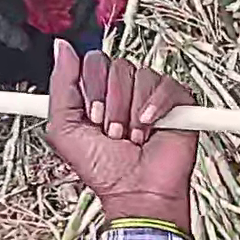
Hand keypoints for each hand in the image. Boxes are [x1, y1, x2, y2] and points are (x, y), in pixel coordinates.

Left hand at [47, 40, 196, 227]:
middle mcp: (125, 92)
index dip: (92, 88)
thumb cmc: (103, 170)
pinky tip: (150, 127)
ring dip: (131, 112)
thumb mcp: (64, 129)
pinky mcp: (178, 104)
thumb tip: (62, 47)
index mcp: (99, 94)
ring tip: (133, 137)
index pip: (93, 62)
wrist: (135, 192)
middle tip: (113, 132)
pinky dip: (156, 106)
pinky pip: (167, 85)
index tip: (92, 118)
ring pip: (140, 75)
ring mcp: (152, 96)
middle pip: (116, 66)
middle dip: (111, 104)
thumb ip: (60, 87)